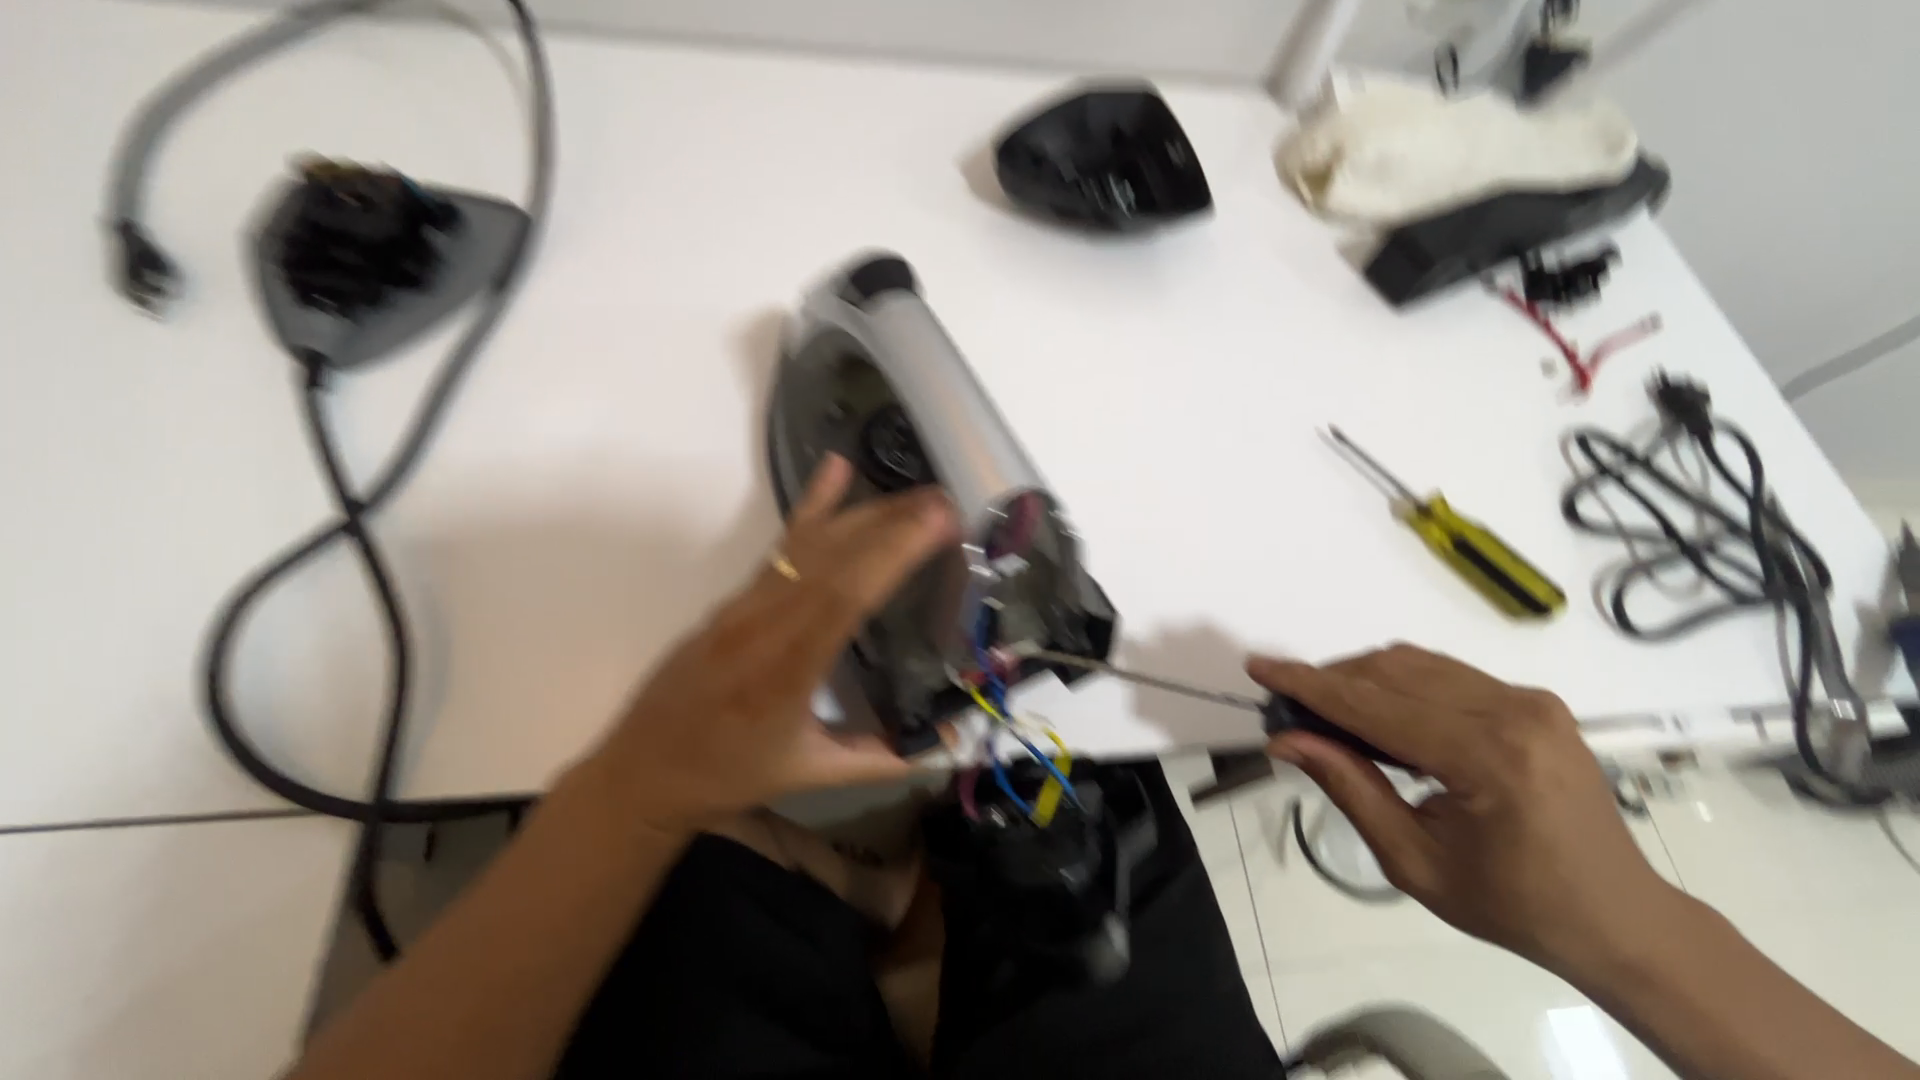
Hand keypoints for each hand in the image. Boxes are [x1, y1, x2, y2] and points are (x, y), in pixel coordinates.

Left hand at [594, 454, 956, 834]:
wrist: (642, 770)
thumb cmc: (726, 776)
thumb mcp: (808, 774)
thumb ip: (880, 758)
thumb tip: (947, 746)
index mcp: (786, 671)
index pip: (845, 596)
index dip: (893, 552)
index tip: (939, 522)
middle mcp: (763, 624)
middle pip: (832, 558)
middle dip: (891, 522)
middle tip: (944, 501)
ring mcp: (744, 605)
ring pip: (808, 545)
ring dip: (864, 514)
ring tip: (913, 496)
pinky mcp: (734, 598)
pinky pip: (782, 547)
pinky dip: (812, 508)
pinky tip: (835, 470)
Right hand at [1249, 645, 1683, 975]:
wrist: (1617, 917)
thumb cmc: (1511, 904)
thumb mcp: (1413, 860)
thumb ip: (1349, 787)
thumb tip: (1286, 739)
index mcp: (1487, 757)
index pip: (1375, 705)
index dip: (1309, 685)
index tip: (1259, 667)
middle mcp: (1513, 711)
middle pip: (1393, 671)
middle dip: (1330, 681)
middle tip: (1286, 706)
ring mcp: (1529, 700)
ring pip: (1417, 664)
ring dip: (1361, 678)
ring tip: (1324, 712)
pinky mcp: (1534, 701)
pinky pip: (1446, 674)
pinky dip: (1398, 685)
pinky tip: (1377, 716)